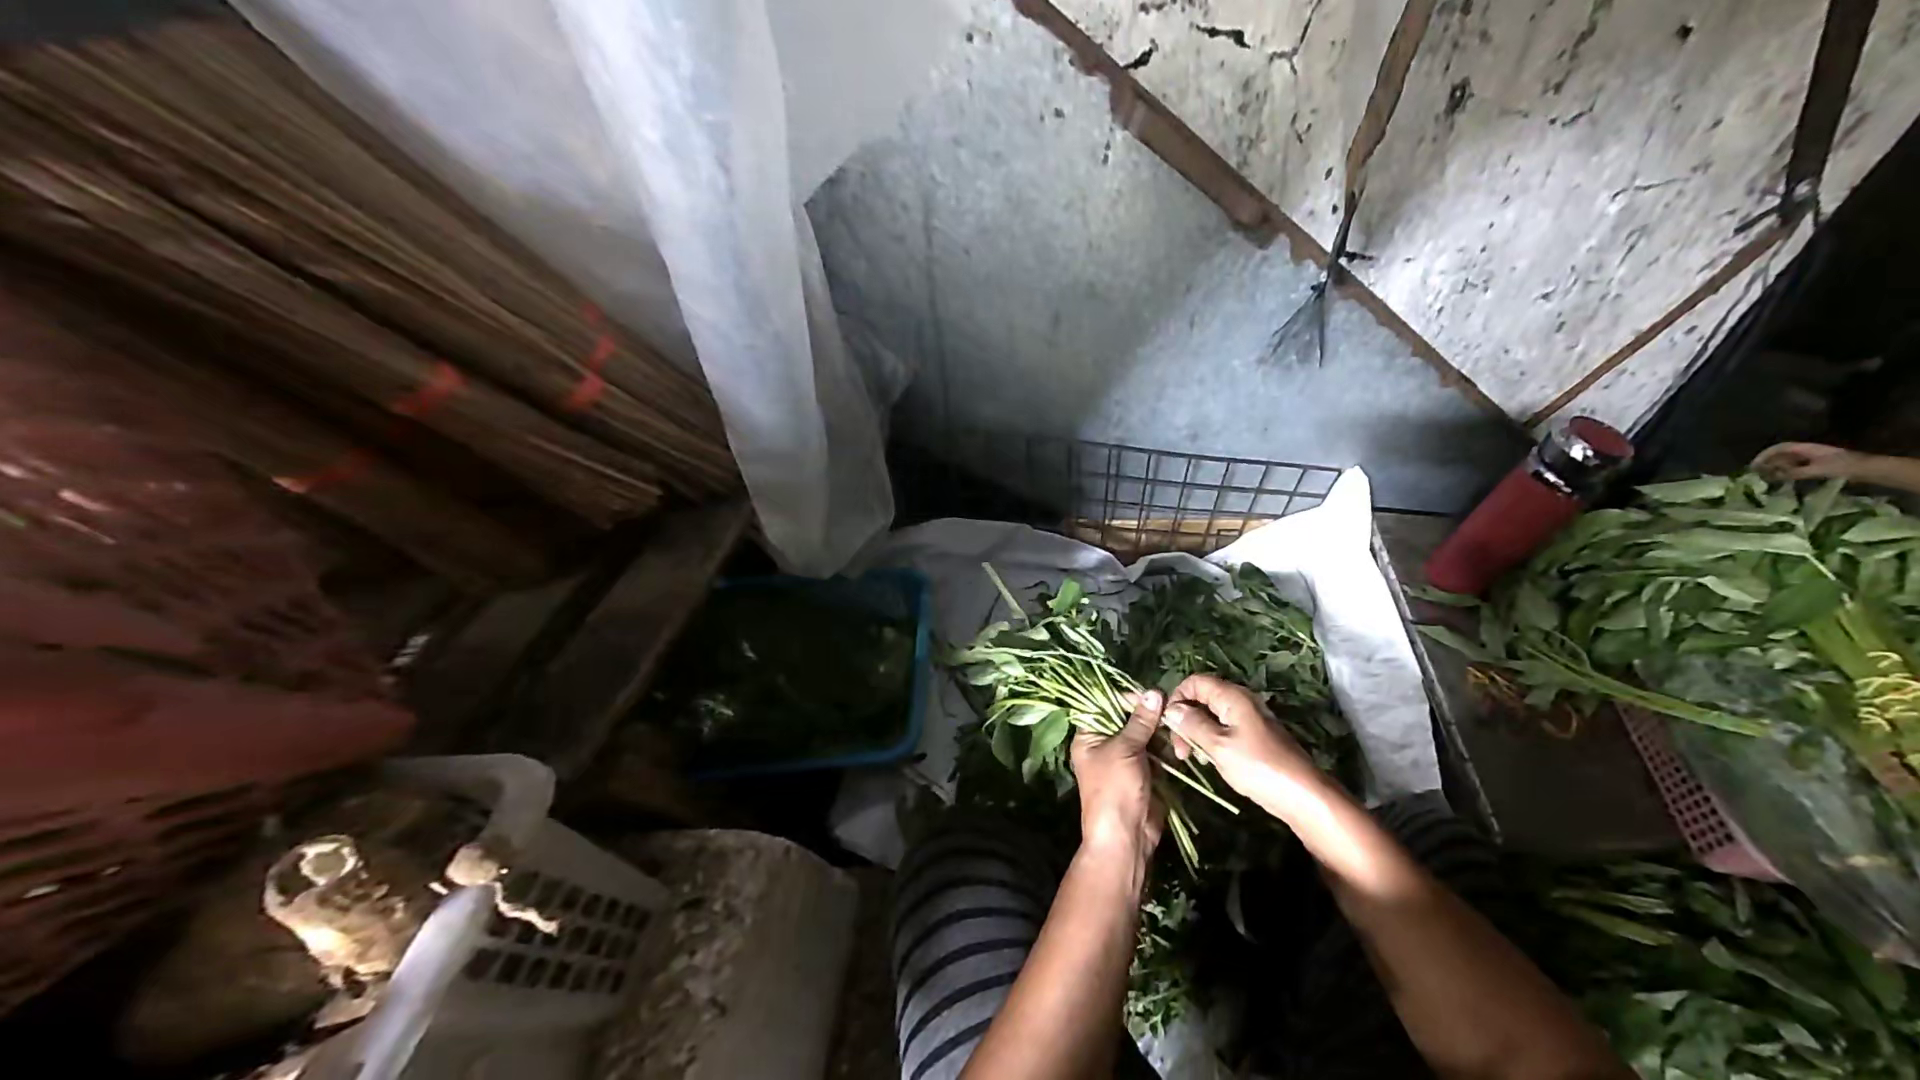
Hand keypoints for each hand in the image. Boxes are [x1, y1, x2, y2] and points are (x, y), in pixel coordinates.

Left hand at [1070, 689, 1166, 861]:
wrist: (1125, 836)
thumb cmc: (1114, 788)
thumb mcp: (1125, 749)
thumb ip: (1140, 721)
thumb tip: (1153, 692)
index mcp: (1090, 735)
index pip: (1106, 705)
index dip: (1128, 699)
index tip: (1151, 696)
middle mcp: (1106, 744)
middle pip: (1129, 720)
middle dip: (1150, 717)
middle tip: (1170, 713)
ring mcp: (1126, 759)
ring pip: (1147, 736)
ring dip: (1162, 734)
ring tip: (1176, 732)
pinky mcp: (1145, 773)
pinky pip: (1157, 754)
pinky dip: (1167, 750)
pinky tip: (1178, 747)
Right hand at [1162, 674, 1323, 815]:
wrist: (1302, 795)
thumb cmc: (1258, 767)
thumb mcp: (1218, 746)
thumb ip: (1192, 724)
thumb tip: (1171, 709)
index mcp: (1232, 696)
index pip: (1194, 682)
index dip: (1177, 698)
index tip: (1168, 725)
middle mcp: (1241, 701)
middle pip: (1202, 698)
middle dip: (1185, 719)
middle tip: (1179, 749)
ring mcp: (1249, 719)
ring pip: (1211, 716)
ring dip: (1196, 732)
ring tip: (1192, 758)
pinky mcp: (1254, 737)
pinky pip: (1224, 730)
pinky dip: (1211, 741)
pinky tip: (1210, 761)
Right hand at [1751, 442, 1868, 481]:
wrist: (1869, 470)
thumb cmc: (1843, 467)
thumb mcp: (1817, 470)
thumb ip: (1794, 472)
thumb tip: (1772, 476)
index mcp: (1806, 448)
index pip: (1779, 448)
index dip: (1764, 455)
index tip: (1753, 465)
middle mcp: (1807, 451)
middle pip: (1782, 454)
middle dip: (1768, 462)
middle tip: (1756, 473)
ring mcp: (1813, 458)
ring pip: (1788, 461)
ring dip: (1775, 468)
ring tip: (1765, 478)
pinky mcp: (1817, 466)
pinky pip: (1795, 467)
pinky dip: (1785, 472)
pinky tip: (1782, 480)